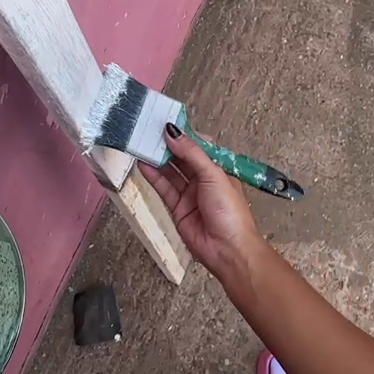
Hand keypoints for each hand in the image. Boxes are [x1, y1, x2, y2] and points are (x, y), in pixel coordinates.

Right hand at [140, 124, 263, 281]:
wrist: (228, 249)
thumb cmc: (230, 212)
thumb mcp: (213, 175)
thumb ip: (191, 154)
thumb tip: (173, 133)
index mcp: (219, 168)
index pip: (199, 145)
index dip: (184, 135)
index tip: (167, 123)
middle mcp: (204, 179)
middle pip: (182, 157)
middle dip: (168, 146)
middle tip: (150, 132)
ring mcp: (190, 194)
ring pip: (171, 171)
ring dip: (158, 159)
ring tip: (142, 145)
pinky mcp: (178, 208)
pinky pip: (164, 188)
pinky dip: (153, 176)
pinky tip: (143, 164)